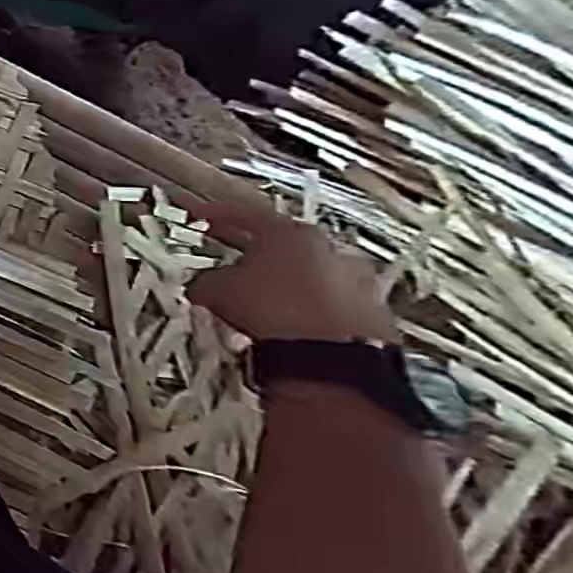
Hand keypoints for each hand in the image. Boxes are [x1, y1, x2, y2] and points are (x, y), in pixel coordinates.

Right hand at [187, 201, 398, 343]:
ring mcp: (357, 281)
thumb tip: (204, 283)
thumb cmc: (271, 309)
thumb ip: (207, 277)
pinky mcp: (372, 314)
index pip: (244, 215)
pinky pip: (328, 302)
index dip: (215, 216)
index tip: (200, 217)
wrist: (329, 357)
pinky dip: (306, 306)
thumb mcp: (215, 289)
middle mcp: (329, 249)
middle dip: (254, 251)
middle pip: (283, 243)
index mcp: (290, 232)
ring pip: (309, 272)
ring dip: (284, 281)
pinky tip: (286, 321)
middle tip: (229, 258)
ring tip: (258, 297)